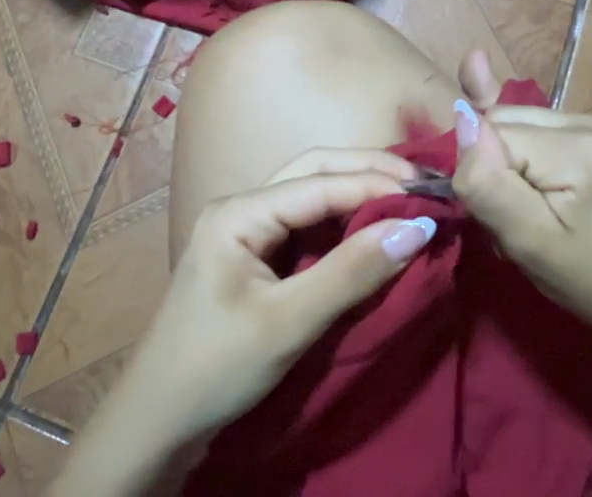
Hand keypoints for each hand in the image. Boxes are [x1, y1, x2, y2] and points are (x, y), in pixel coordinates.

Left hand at [127, 148, 439, 441]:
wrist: (158, 420)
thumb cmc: (216, 367)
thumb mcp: (289, 322)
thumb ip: (352, 272)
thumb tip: (419, 227)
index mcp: (239, 211)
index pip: (320, 181)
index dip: (378, 184)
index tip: (432, 198)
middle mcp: (243, 207)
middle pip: (315, 171)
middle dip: (371, 173)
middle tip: (426, 186)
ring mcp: (247, 230)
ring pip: (312, 193)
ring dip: (360, 191)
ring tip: (410, 199)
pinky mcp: (255, 255)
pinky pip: (307, 223)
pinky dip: (344, 220)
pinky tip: (374, 227)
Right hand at [451, 95, 591, 355]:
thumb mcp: (530, 246)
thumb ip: (488, 183)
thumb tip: (462, 124)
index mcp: (580, 145)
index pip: (492, 131)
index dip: (485, 174)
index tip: (505, 219)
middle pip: (514, 119)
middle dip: (503, 163)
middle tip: (523, 218)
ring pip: (537, 124)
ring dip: (527, 161)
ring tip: (549, 211)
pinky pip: (567, 133)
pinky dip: (555, 160)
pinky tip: (575, 200)